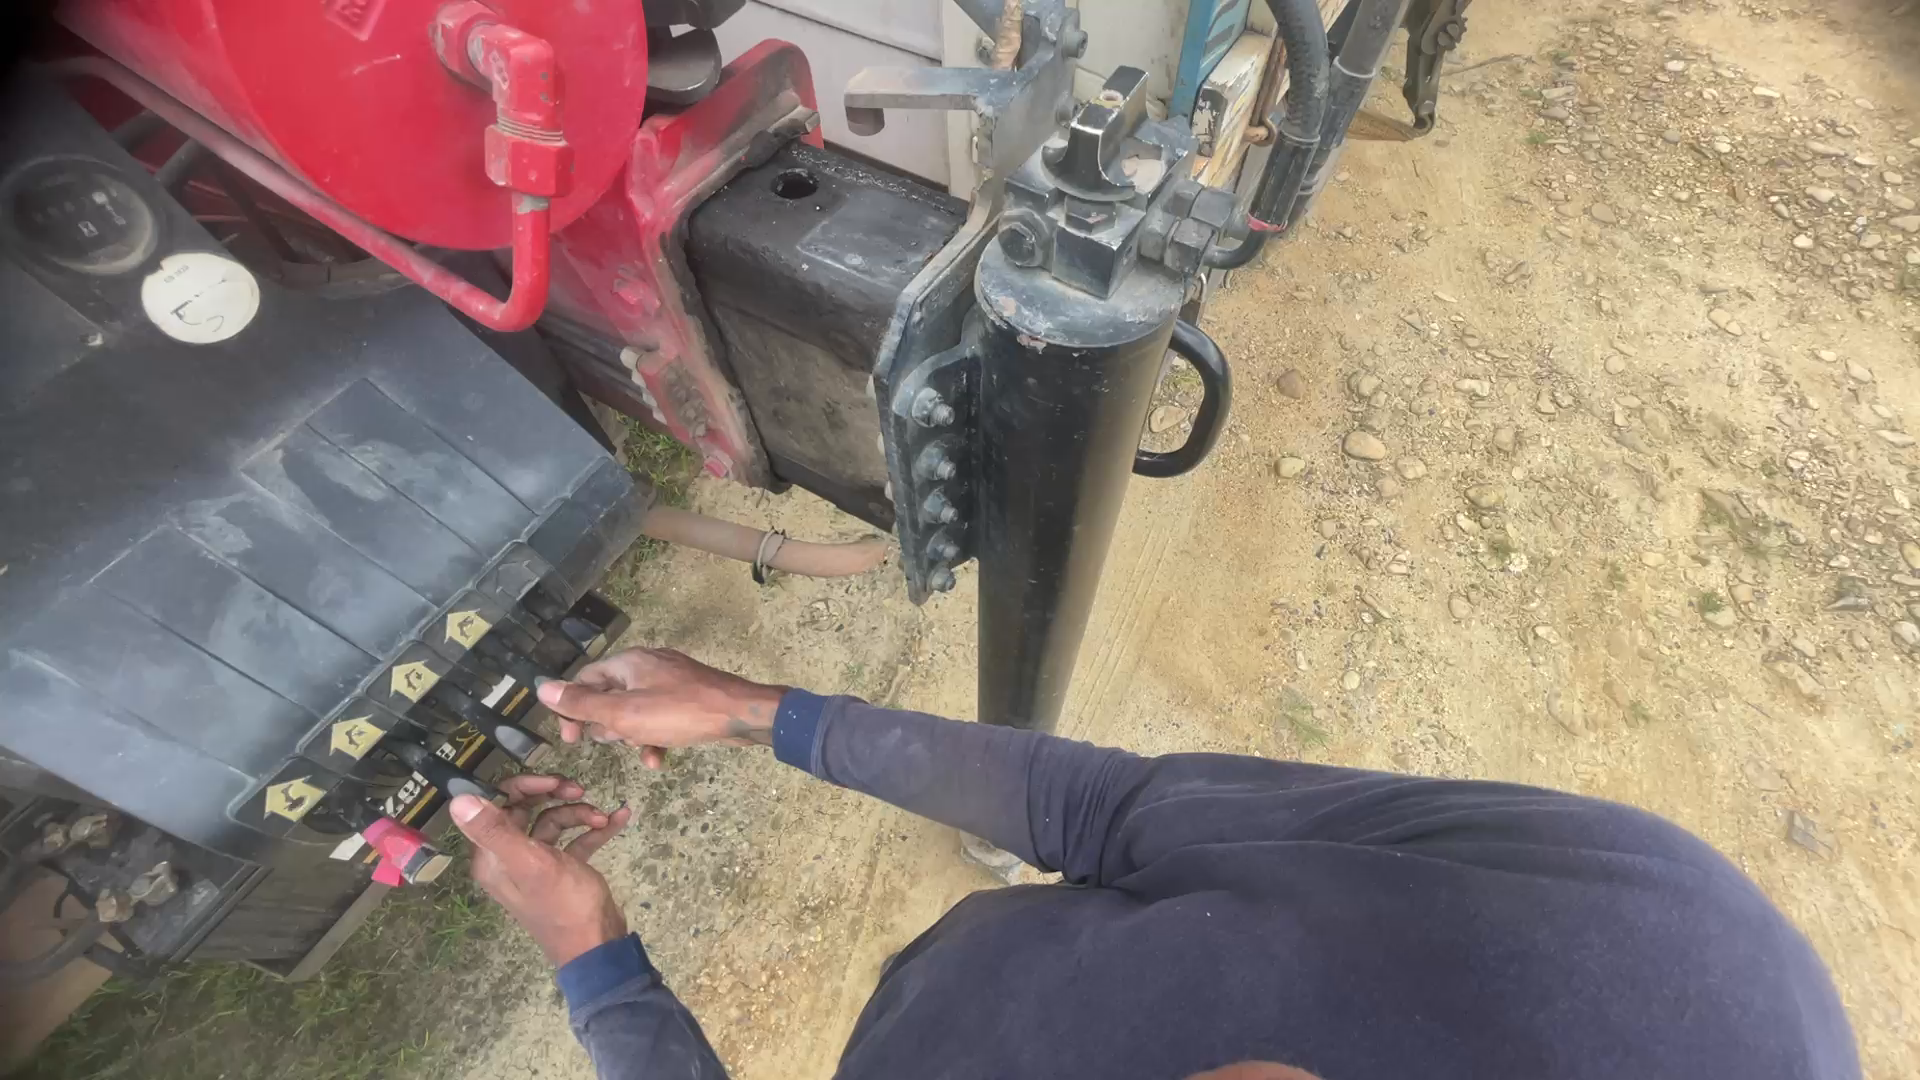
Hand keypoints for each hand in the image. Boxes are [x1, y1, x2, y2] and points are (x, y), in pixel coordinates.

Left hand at [449, 774, 633, 967]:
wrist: (595, 942)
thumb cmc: (562, 903)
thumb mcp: (531, 863)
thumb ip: (496, 831)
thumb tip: (457, 799)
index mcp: (494, 857)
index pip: (498, 806)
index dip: (525, 787)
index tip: (554, 781)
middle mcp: (510, 857)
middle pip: (528, 809)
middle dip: (557, 796)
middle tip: (580, 789)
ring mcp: (538, 863)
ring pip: (556, 821)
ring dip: (581, 813)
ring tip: (602, 816)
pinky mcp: (564, 867)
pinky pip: (578, 838)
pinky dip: (597, 827)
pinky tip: (621, 817)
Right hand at [537, 647, 786, 769]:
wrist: (739, 714)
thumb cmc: (679, 712)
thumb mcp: (624, 713)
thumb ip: (583, 704)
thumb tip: (542, 686)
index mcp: (630, 663)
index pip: (586, 679)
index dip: (572, 708)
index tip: (570, 739)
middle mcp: (649, 666)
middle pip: (610, 695)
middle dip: (608, 724)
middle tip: (616, 741)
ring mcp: (672, 681)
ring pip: (635, 711)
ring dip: (632, 735)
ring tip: (641, 749)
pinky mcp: (689, 699)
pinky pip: (660, 718)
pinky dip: (655, 737)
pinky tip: (659, 759)